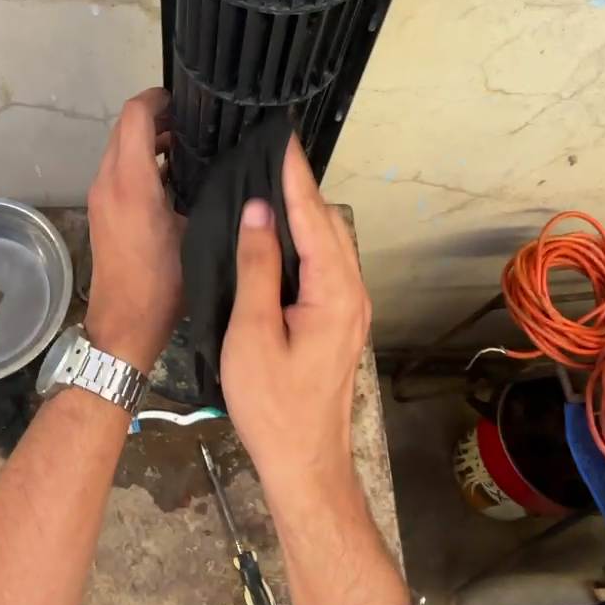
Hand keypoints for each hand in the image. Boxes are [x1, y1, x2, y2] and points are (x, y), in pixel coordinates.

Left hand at [83, 88, 184, 370]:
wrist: (124, 325)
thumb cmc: (163, 284)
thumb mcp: (196, 235)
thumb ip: (207, 195)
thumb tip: (229, 171)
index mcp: (131, 182)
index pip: (135, 115)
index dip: (160, 98)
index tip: (189, 102)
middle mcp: (108, 181)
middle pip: (126, 127)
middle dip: (158, 117)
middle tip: (197, 123)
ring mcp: (100, 196)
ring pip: (120, 148)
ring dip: (149, 140)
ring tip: (190, 147)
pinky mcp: (101, 210)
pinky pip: (118, 169)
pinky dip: (141, 161)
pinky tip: (173, 175)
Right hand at [220, 137, 372, 505]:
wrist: (304, 463)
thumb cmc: (272, 405)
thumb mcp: (252, 334)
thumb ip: (257, 268)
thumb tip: (258, 213)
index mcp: (334, 292)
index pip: (314, 218)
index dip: (295, 177)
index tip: (283, 140)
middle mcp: (351, 293)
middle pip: (329, 226)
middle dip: (302, 189)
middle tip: (270, 157)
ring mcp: (349, 309)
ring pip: (329, 245)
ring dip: (304, 214)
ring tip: (271, 185)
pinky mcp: (338, 322)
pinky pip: (324, 265)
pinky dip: (304, 241)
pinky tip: (279, 237)